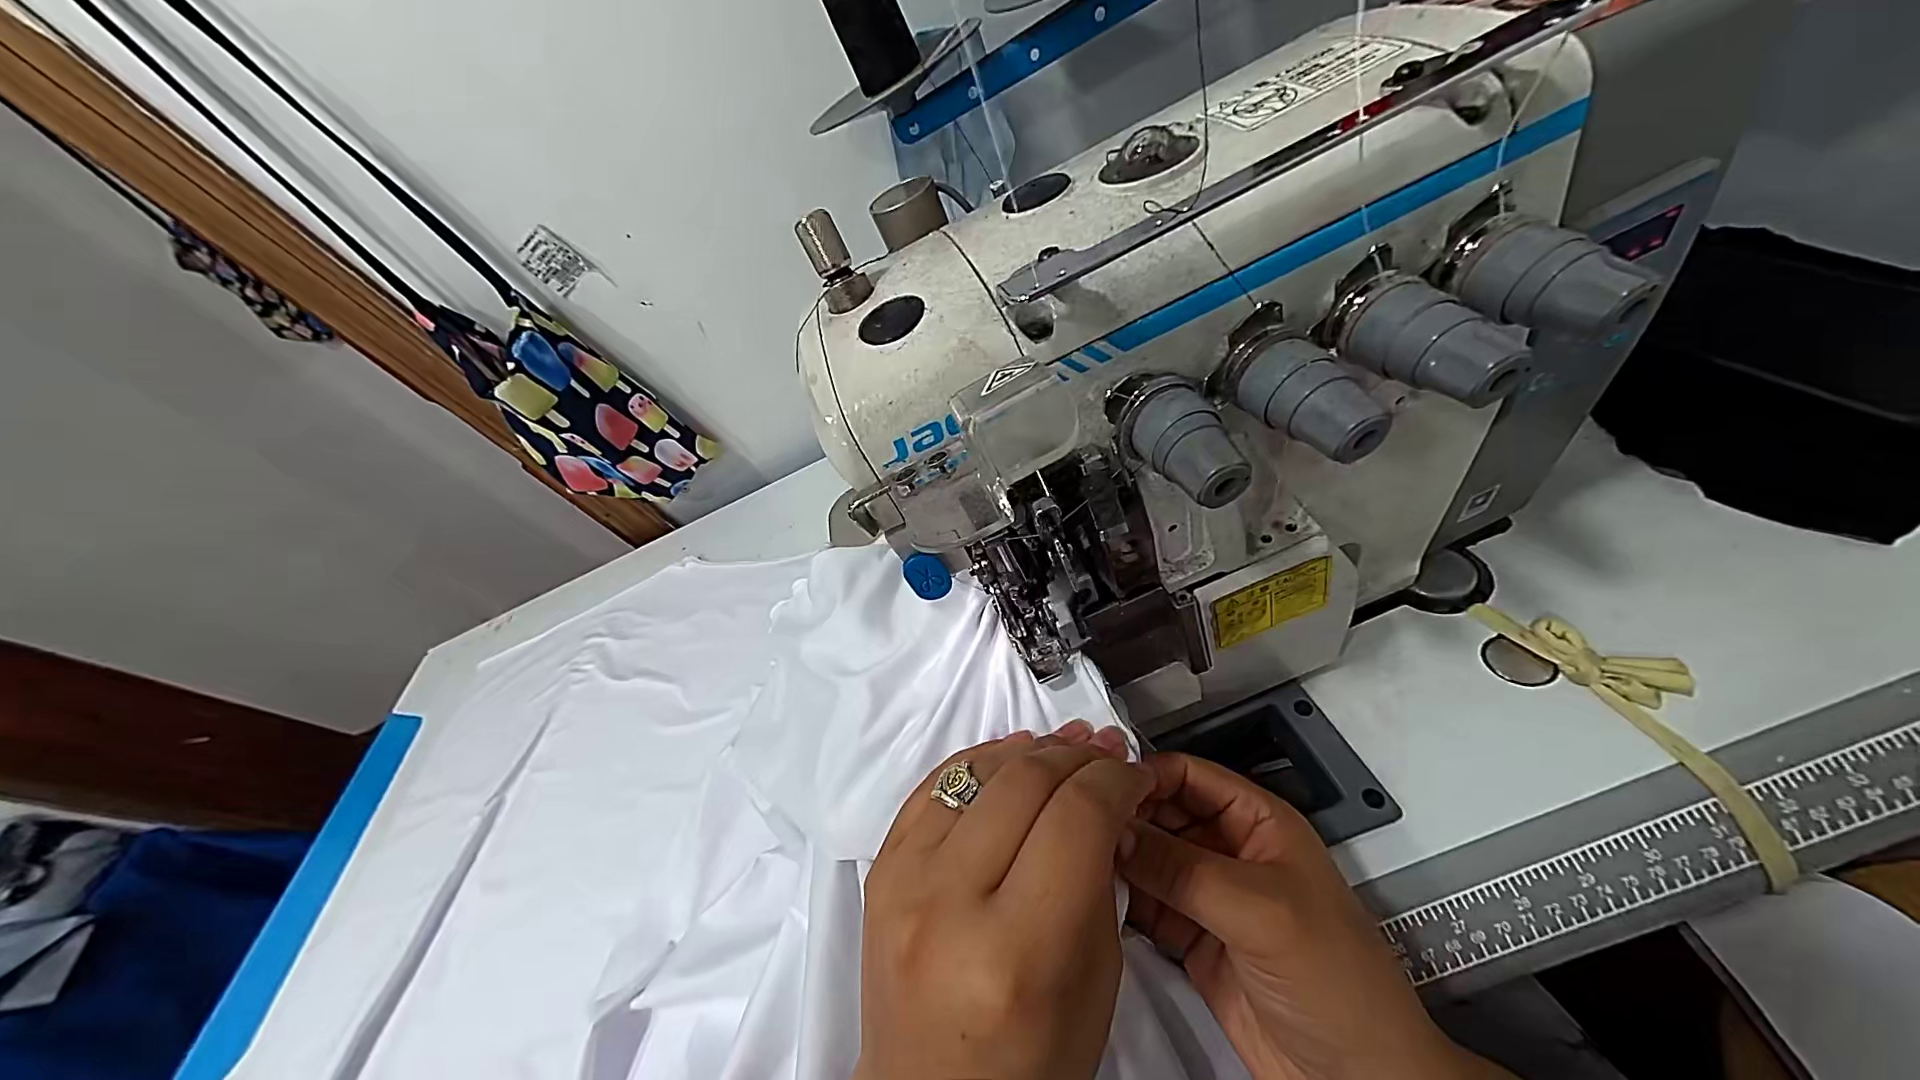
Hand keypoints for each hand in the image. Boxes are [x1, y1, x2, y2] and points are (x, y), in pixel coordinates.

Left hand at [855, 720, 1149, 1079]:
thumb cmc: (1027, 1063)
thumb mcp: (1094, 982)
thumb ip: (1099, 881)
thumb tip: (1102, 800)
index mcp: (1016, 950)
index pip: (1077, 818)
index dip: (1115, 780)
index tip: (1133, 774)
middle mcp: (949, 906)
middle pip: (1026, 782)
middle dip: (1078, 756)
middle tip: (1106, 752)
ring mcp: (903, 882)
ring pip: (975, 771)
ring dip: (1030, 749)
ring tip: (1065, 745)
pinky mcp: (880, 870)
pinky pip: (932, 787)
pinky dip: (977, 762)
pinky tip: (1009, 757)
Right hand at [1120, 753, 1510, 1079]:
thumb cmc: (1347, 990)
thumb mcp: (1262, 911)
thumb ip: (1187, 868)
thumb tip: (1120, 832)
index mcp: (1258, 822)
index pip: (1188, 774)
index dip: (1144, 775)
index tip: (1101, 788)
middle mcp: (1228, 849)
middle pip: (1160, 811)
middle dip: (1123, 815)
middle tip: (1082, 827)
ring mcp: (1208, 893)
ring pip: (1146, 855)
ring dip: (1116, 856)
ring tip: (1082, 860)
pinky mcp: (1192, 934)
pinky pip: (1144, 900)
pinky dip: (1119, 897)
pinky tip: (1098, 897)